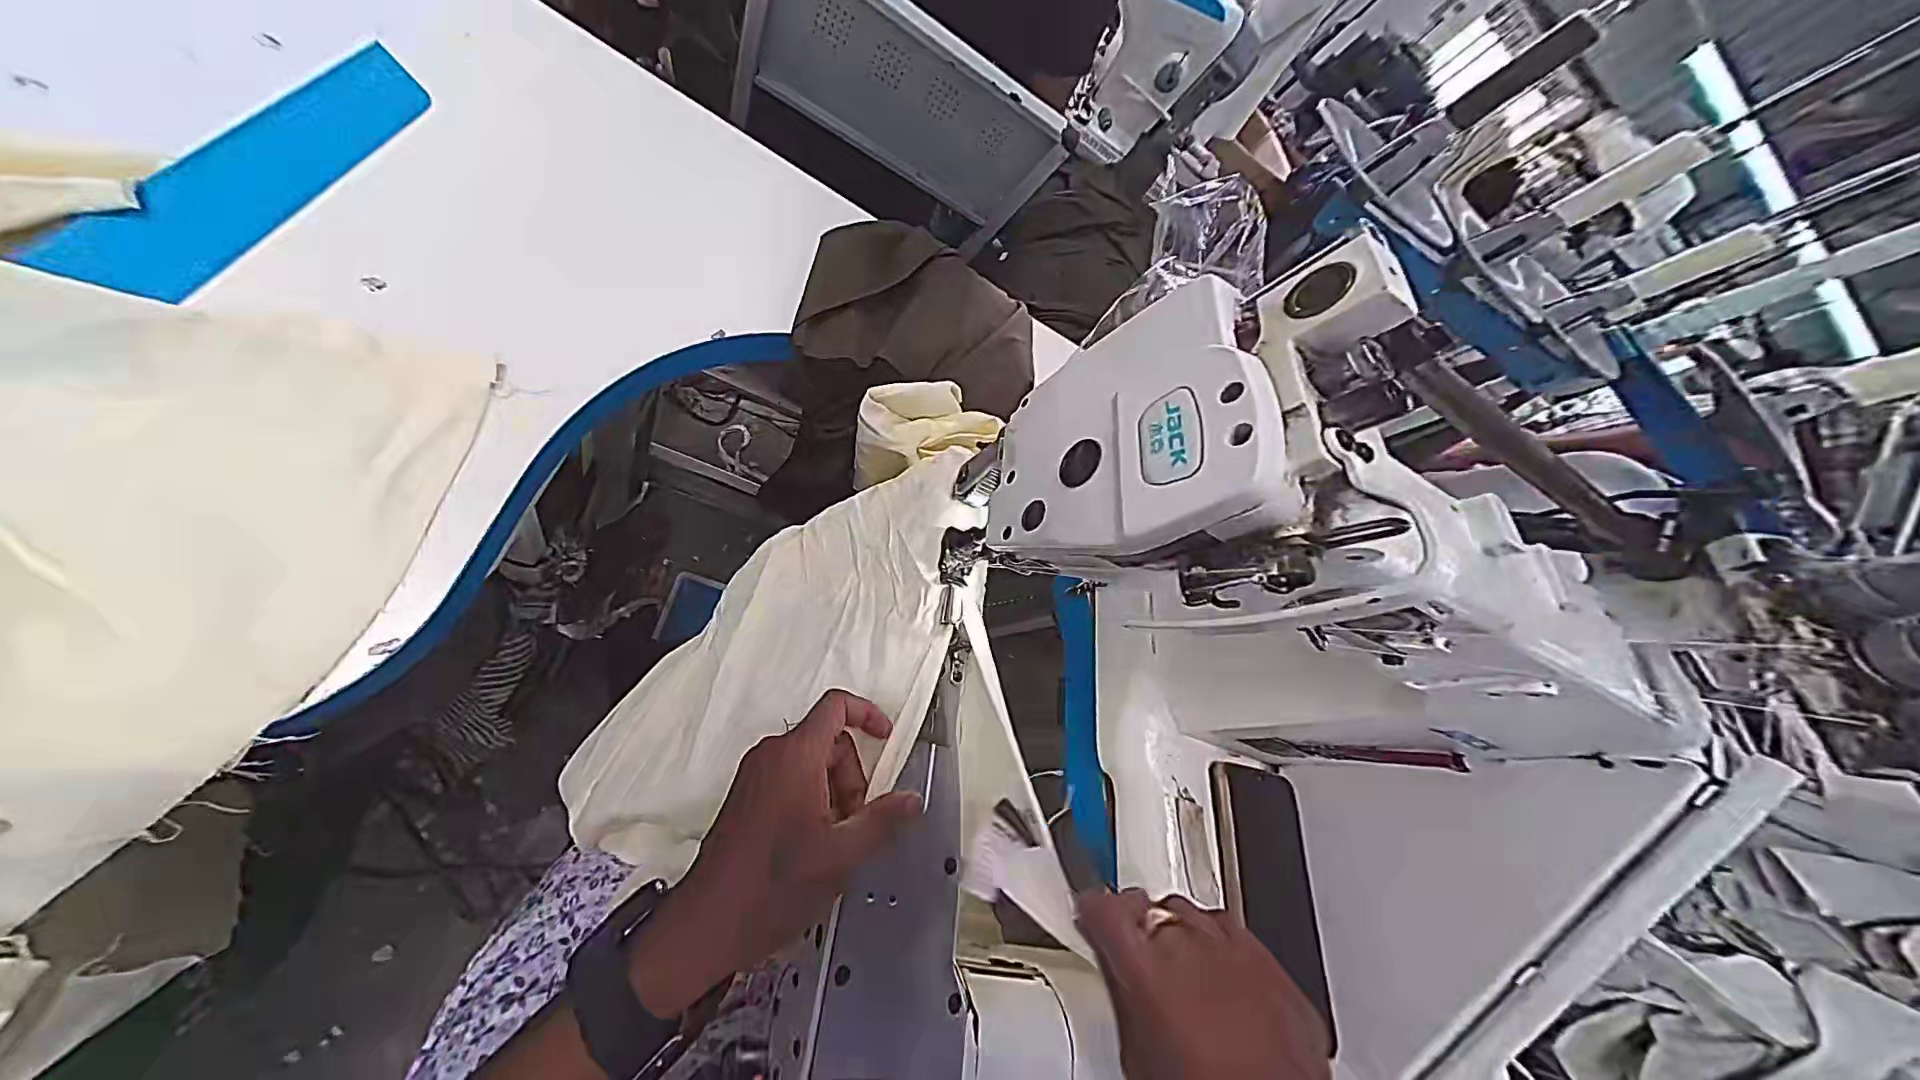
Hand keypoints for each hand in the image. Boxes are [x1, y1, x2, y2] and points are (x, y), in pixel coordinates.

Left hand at [625, 690, 923, 1015]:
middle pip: (829, 742)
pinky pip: (790, 780)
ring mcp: (755, 776)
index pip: (836, 707)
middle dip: (853, 776)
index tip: (885, 736)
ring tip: (833, 839)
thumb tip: (909, 800)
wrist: (708, 924)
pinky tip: (813, 844)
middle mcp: (771, 757)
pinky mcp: (747, 797)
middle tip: (856, 818)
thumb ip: (882, 820)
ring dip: (834, 793)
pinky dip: (811, 800)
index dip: (868, 715)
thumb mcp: (841, 854)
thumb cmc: (767, 888)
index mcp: (795, 756)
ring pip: (811, 763)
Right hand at [1077, 889, 1330, 1079]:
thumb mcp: (1137, 1052)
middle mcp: (1182, 939)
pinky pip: (1230, 931)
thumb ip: (1122, 993)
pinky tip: (1223, 983)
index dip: (1093, 910)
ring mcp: (1226, 942)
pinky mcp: (1264, 955)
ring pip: (1188, 914)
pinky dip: (1221, 948)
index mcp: (1141, 962)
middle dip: (1140, 928)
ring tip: (1187, 978)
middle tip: (1145, 961)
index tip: (1094, 916)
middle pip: (1146, 907)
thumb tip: (1117, 975)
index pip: (1100, 906)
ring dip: (1181, 935)